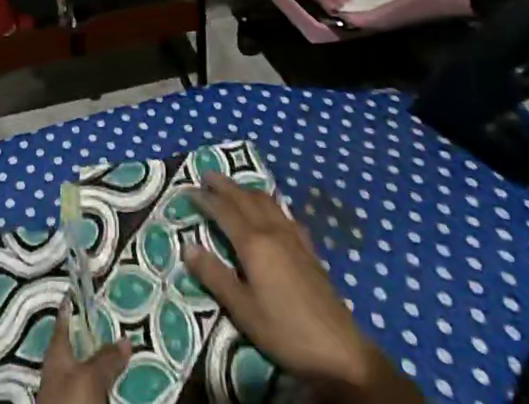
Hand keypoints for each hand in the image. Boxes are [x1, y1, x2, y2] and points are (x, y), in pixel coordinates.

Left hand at [36, 301, 131, 403]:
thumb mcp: (88, 378)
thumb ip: (106, 358)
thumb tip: (126, 338)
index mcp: (56, 352)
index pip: (64, 320)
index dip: (74, 304)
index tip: (87, 287)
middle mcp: (61, 368)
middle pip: (80, 345)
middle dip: (100, 333)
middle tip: (123, 317)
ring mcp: (70, 390)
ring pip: (91, 367)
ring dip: (108, 359)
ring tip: (132, 345)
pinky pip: (98, 389)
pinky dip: (110, 382)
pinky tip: (128, 379)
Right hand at [185, 174, 422, 402]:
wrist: (341, 351)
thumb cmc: (285, 331)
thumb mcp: (242, 309)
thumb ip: (214, 275)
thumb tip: (188, 246)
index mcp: (254, 244)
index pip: (224, 211)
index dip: (205, 199)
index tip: (188, 190)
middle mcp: (274, 232)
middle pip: (246, 199)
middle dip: (225, 186)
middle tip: (207, 175)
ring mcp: (295, 239)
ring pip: (268, 202)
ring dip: (247, 191)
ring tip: (235, 187)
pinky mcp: (310, 251)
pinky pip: (285, 215)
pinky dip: (271, 205)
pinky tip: (273, 213)